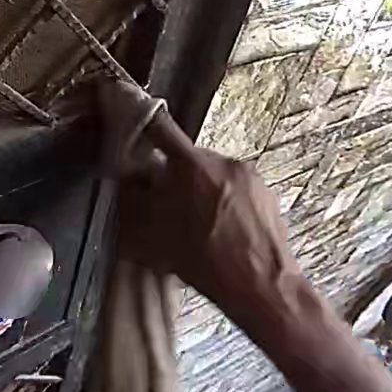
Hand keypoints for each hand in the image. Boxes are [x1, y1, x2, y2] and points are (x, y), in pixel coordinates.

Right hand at [115, 108, 297, 327]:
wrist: (265, 289)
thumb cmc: (208, 265)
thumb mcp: (157, 237)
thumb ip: (138, 202)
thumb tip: (128, 183)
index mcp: (192, 167)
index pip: (160, 128)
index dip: (140, 116)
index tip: (124, 102)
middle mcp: (222, 161)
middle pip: (187, 155)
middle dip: (175, 173)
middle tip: (168, 201)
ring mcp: (248, 174)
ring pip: (212, 171)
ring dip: (201, 187)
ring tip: (200, 222)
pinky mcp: (266, 189)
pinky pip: (234, 184)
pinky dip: (224, 197)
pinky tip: (223, 227)